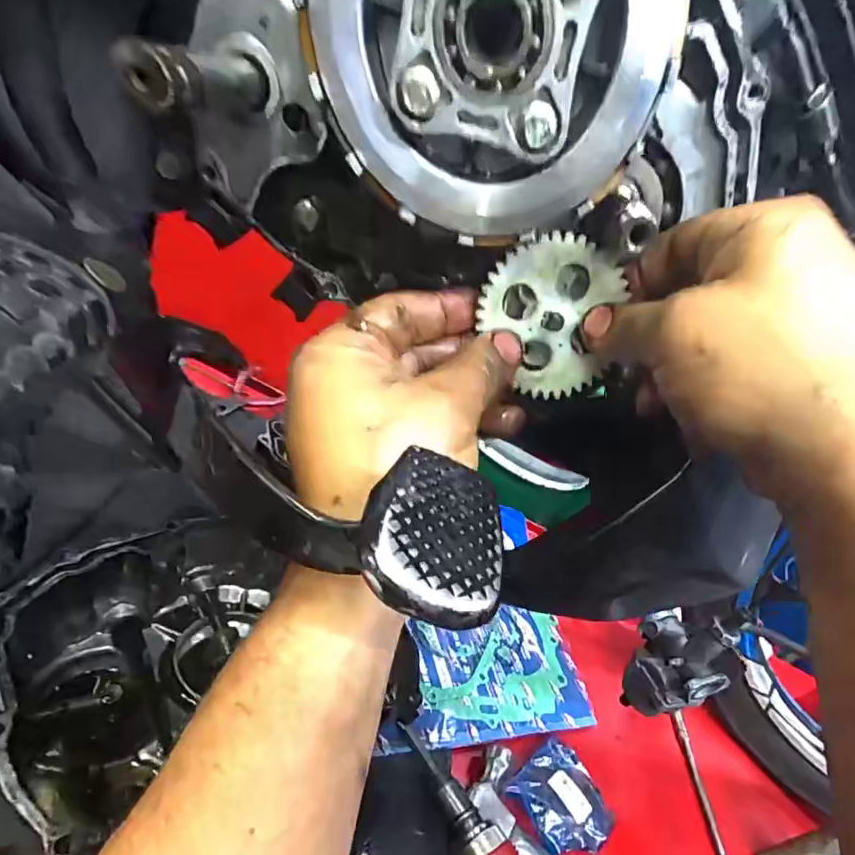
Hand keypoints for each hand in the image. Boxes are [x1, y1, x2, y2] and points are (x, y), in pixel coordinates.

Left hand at [284, 289, 522, 520]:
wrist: (376, 547)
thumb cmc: (394, 465)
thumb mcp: (448, 402)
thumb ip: (480, 365)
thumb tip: (504, 344)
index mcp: (341, 355)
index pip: (398, 310)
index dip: (447, 306)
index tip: (483, 307)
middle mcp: (343, 384)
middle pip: (414, 350)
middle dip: (469, 352)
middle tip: (509, 349)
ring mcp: (361, 422)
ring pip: (425, 389)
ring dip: (473, 387)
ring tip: (514, 388)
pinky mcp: (381, 454)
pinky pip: (424, 420)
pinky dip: (459, 417)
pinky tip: (500, 422)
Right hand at [580, 196, 854, 505]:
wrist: (846, 451)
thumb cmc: (760, 370)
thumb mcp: (674, 335)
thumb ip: (627, 325)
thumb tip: (599, 328)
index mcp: (773, 227)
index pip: (678, 241)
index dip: (635, 286)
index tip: (608, 327)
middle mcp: (800, 263)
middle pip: (699, 296)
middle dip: (657, 343)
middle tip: (633, 376)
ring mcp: (813, 320)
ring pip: (720, 341)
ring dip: (680, 377)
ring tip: (662, 409)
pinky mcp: (814, 371)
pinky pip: (748, 371)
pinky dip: (717, 394)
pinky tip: (701, 425)